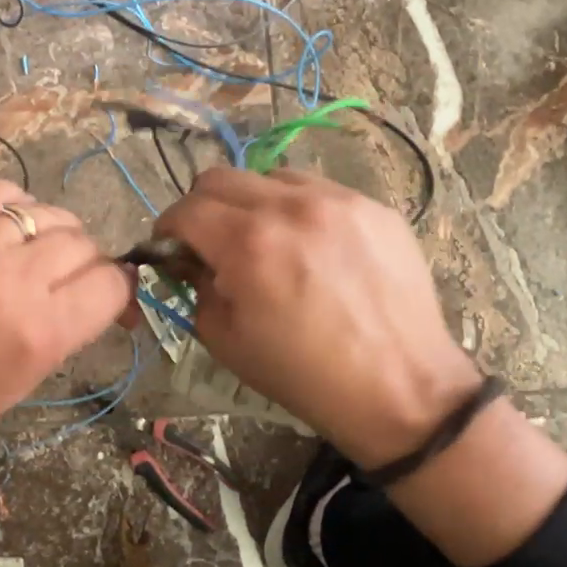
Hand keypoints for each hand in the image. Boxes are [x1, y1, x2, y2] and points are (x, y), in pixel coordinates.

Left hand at [0, 180, 134, 468]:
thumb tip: (118, 283)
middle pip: (81, 243)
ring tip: (26, 252)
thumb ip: (77, 322)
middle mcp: (13, 280)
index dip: (116, 286)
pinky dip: (10, 203)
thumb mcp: (35, 372)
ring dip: (46, 233)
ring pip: (45, 213)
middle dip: (82, 260)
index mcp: (42, 330)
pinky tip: (4, 224)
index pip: (111, 282)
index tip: (103, 290)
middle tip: (58, 276)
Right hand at [154, 168, 482, 467]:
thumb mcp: (224, 338)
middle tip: (212, 244)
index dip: (167, 231)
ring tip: (268, 243)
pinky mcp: (374, 208)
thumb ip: (196, 285)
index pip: (184, 211)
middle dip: (202, 209)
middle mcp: (290, 208)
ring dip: (252, 204)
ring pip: (269, 177)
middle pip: (219, 178)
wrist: (400, 389)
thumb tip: (192, 259)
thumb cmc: (302, 374)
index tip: (172, 251)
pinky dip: (298, 211)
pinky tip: (312, 249)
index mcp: (247, 244)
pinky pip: (317, 191)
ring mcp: (338, 201)